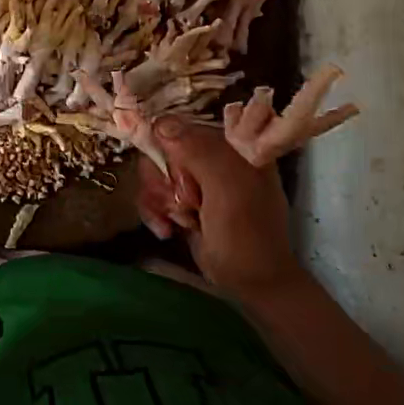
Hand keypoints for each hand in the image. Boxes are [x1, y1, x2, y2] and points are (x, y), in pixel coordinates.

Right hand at [136, 117, 303, 303]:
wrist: (251, 282)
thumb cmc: (247, 234)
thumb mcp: (228, 189)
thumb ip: (198, 152)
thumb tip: (160, 122)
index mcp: (232, 145)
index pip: (184, 125)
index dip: (166, 143)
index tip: (166, 168)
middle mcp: (212, 157)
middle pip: (161, 150)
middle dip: (162, 180)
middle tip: (181, 201)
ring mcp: (196, 181)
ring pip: (153, 174)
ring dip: (158, 200)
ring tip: (177, 220)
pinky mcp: (182, 201)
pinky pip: (152, 195)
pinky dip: (154, 212)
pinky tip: (167, 230)